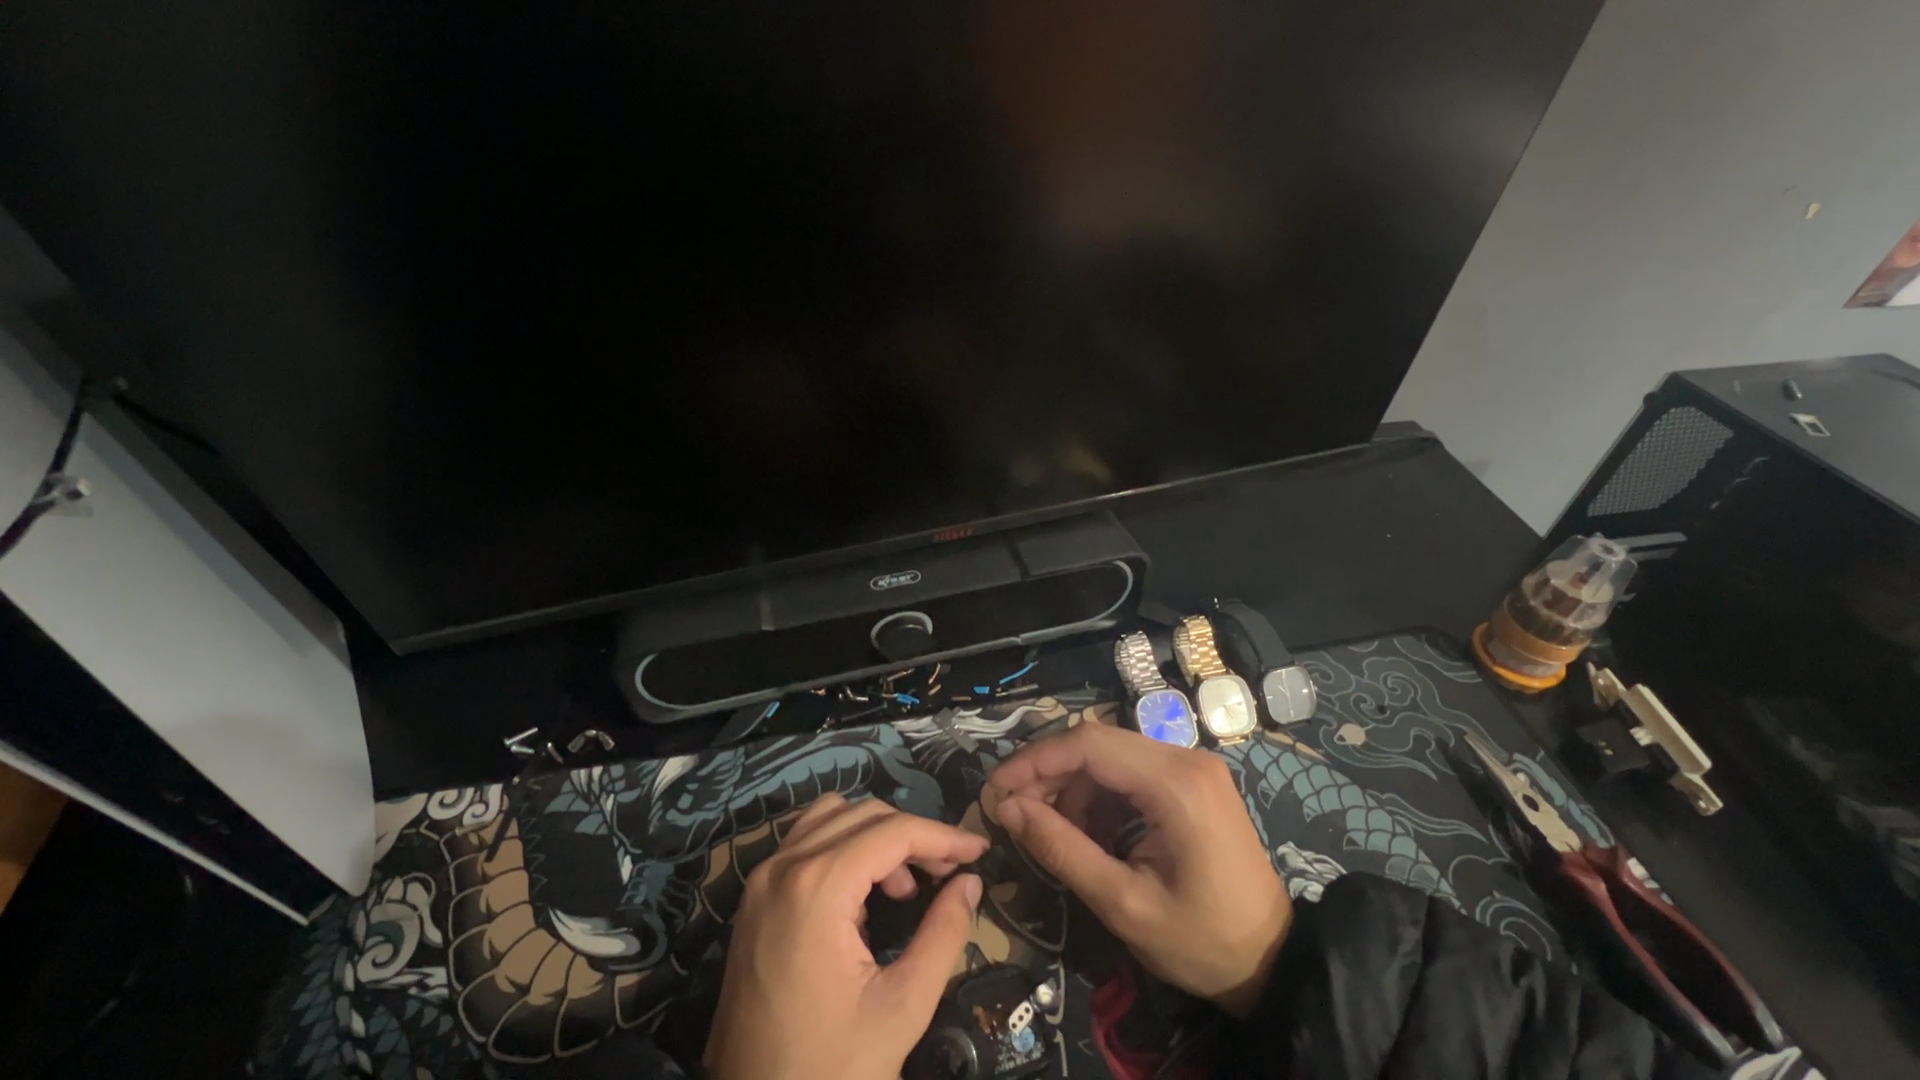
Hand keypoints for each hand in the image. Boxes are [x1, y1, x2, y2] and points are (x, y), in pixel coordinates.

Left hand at [703, 793, 988, 1079]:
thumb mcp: (903, 1006)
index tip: (980, 851)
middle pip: (862, 815)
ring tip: (907, 885)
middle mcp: (782, 868)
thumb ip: (944, 934)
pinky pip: (805, 844)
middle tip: (951, 872)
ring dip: (876, 836)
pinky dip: (843, 847)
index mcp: (816, 888)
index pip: (892, 832)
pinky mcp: (753, 900)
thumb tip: (970, 882)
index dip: (943, 836)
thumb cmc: (831, 1065)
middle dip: (914, 835)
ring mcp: (760, 881)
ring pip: (830, 818)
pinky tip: (865, 895)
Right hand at [987, 721, 1290, 1016]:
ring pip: (1112, 755)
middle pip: (1098, 743)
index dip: (1034, 761)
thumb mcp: (1123, 903)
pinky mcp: (1195, 782)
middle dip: (1049, 774)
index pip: (1089, 745)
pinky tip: (1091, 834)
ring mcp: (1194, 768)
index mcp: (1175, 783)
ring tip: (1053, 833)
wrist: (1271, 960)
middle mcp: (1186, 759)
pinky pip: (1132, 771)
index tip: (996, 791)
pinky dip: (1101, 796)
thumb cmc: (1200, 941)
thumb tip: (1009, 808)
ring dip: (1074, 788)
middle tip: (1015, 814)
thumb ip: (1063, 849)